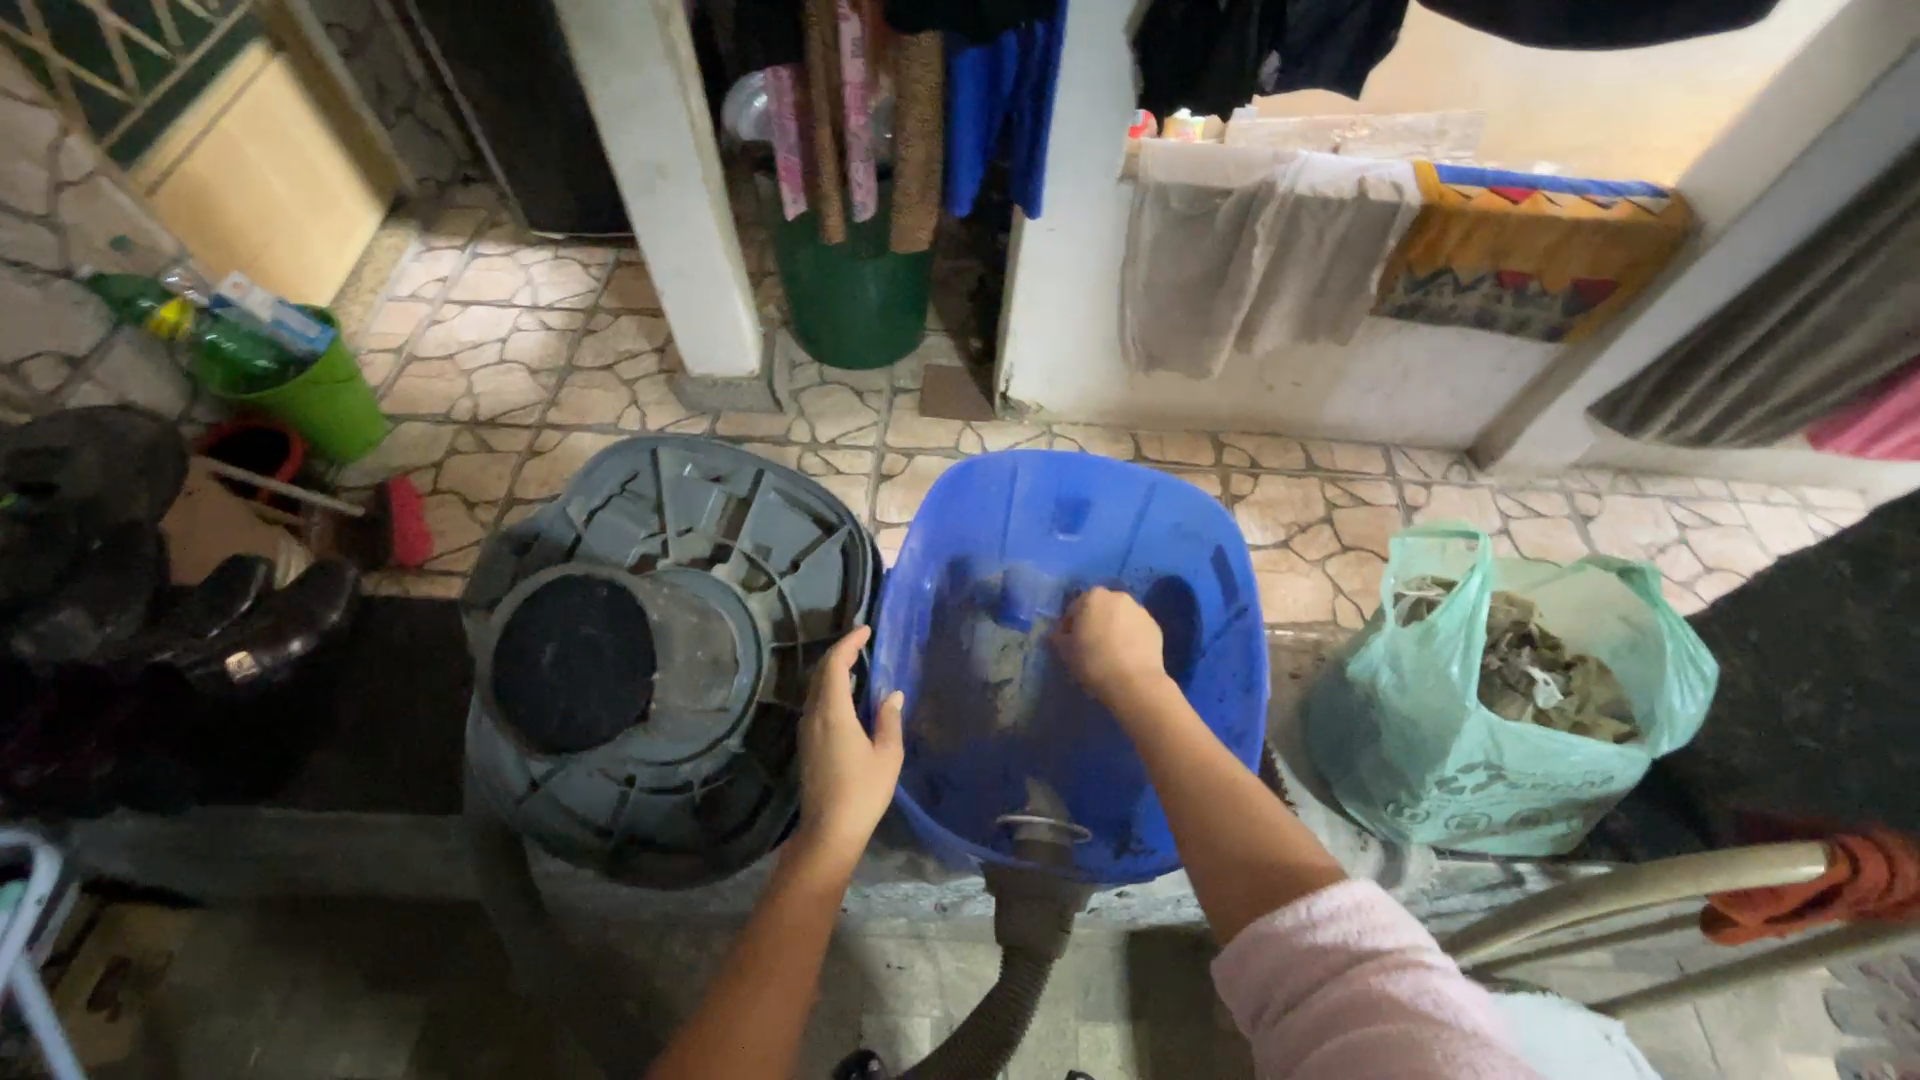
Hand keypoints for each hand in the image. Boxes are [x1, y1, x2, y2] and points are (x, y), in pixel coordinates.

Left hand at [794, 626, 903, 871]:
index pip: (836, 665)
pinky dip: (830, 688)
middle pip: (822, 673)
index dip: (849, 644)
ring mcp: (807, 730)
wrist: (829, 830)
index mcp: (833, 712)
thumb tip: (892, 695)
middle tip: (862, 642)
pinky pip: (816, 703)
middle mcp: (814, 715)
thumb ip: (889, 719)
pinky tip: (847, 694)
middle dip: (840, 653)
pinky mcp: (807, 743)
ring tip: (857, 663)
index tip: (866, 630)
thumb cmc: (863, 792)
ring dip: (833, 671)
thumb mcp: (887, 755)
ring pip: (816, 688)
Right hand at [1054, 587, 1172, 709]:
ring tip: (1110, 651)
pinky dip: (1130, 637)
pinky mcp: (1155, 626)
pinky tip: (1127, 656)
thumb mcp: (1066, 651)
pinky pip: (1136, 629)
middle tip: (1089, 645)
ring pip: (1120, 617)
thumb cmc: (1093, 662)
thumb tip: (1057, 635)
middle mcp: (1118, 596)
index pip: (1073, 608)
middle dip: (1094, 622)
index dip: (1069, 626)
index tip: (1069, 643)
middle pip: (1100, 608)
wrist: (1134, 682)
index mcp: (1092, 597)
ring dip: (1113, 628)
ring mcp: (1140, 610)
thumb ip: (1059, 638)